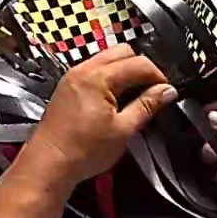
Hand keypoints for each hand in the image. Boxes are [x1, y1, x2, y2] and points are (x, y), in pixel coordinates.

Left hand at [15, 45, 177, 190]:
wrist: (47, 165)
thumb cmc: (85, 151)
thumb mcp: (123, 130)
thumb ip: (147, 106)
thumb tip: (168, 91)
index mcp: (98, 77)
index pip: (138, 63)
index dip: (158, 76)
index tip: (166, 93)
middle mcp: (84, 69)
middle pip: (122, 52)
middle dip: (142, 67)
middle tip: (152, 90)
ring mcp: (73, 75)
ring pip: (108, 58)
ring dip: (125, 70)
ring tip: (136, 94)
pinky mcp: (68, 85)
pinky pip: (95, 68)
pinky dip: (110, 75)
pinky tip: (116, 97)